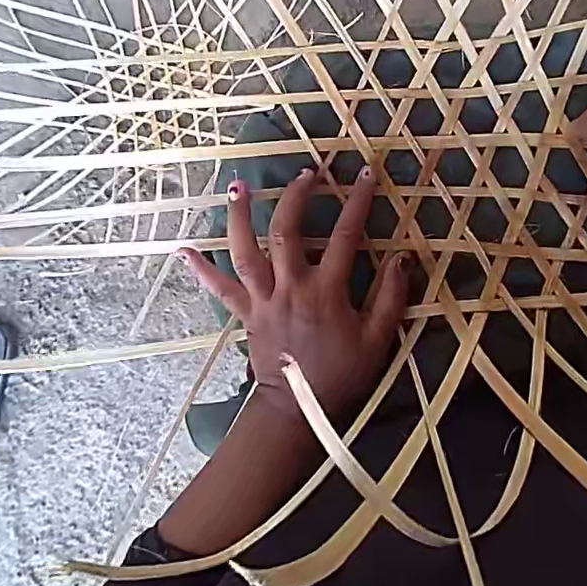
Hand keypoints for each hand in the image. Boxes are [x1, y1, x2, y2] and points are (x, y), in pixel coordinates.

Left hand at [179, 165, 411, 419]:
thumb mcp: (379, 339)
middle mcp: (290, 287)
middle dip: (296, 195)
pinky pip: (221, 289)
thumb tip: (403, 258)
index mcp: (326, 292)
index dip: (358, 202)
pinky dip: (202, 269)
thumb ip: (392, 297)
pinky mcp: (245, 313)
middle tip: (305, 172)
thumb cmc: (342, 375)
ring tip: (237, 186)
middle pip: (287, 231)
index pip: (346, 236)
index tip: (367, 174)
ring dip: (240, 216)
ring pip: (246, 251)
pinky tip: (184, 250)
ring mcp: (263, 299)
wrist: (299, 413)